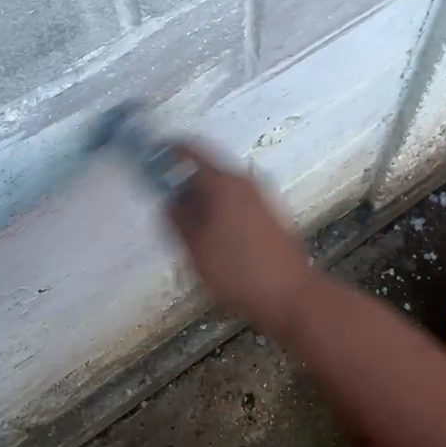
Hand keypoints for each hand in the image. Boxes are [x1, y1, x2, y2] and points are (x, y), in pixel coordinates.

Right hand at [163, 142, 317, 337]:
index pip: (189, 150)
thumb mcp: (196, 248)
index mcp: (223, 182)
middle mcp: (244, 181)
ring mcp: (260, 196)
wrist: (293, 297)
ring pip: (222, 189)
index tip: (152, 159)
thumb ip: (177, 218)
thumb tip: (168, 200)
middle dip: (185, 185)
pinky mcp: (270, 214)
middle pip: (206, 170)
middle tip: (169, 208)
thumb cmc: (241, 273)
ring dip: (203, 201)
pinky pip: (236, 202)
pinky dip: (221, 212)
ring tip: (191, 232)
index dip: (168, 152)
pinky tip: (216, 242)